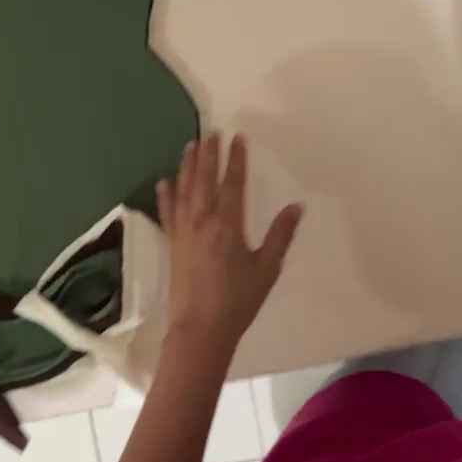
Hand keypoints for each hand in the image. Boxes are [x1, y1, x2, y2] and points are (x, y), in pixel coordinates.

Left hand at [156, 134, 302, 354]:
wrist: (200, 329)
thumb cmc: (238, 300)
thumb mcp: (267, 268)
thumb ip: (281, 235)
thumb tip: (297, 207)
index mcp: (228, 224)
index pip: (232, 182)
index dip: (235, 159)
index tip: (237, 138)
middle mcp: (202, 220)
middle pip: (204, 179)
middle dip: (208, 154)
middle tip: (210, 132)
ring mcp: (183, 231)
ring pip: (184, 190)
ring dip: (187, 166)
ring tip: (190, 146)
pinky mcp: (172, 244)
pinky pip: (168, 212)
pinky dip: (166, 195)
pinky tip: (164, 182)